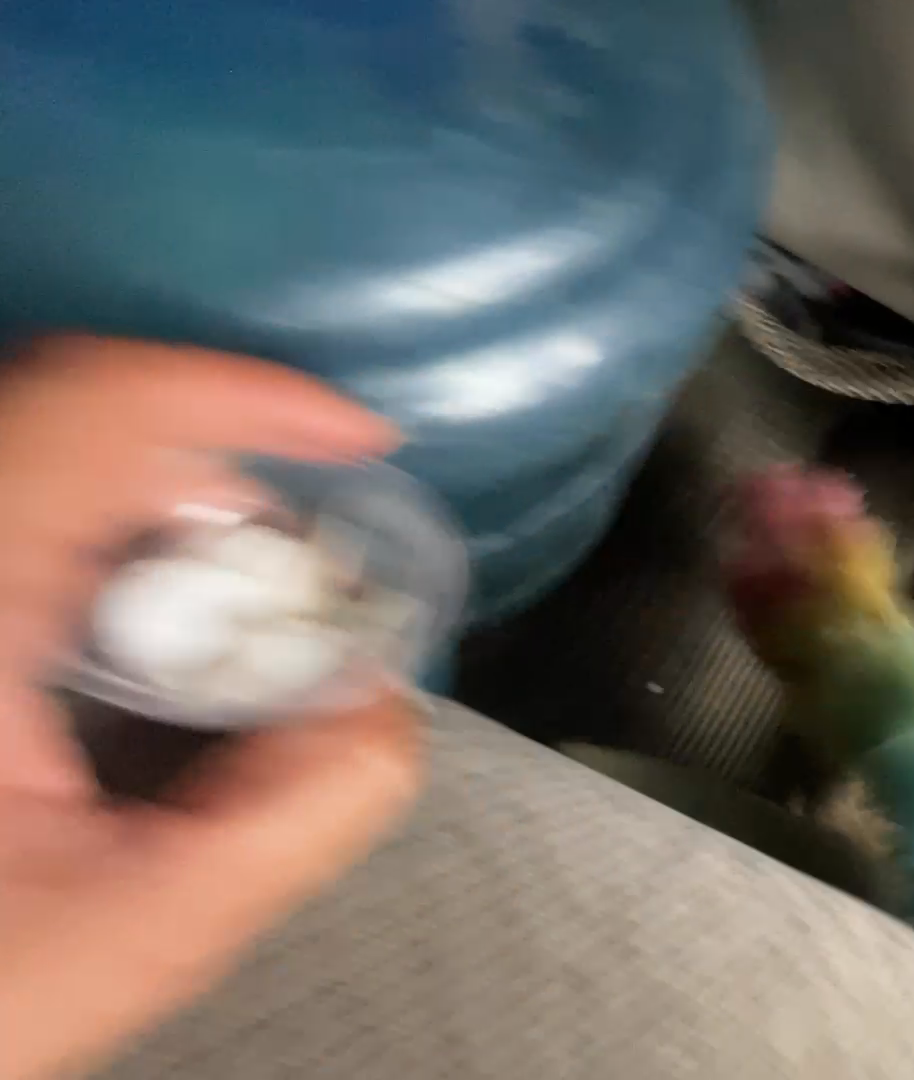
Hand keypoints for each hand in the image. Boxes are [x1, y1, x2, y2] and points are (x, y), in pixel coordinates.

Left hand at [0, 337, 419, 1079]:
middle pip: (91, 435)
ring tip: (248, 626)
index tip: (366, 443)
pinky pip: (43, 524)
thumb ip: (315, 803)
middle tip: (314, 585)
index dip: (250, 397)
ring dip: (190, 531)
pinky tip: (166, 648)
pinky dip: (135, 557)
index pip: (93, 415)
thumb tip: (379, 694)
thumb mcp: (149, 930)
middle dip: (240, 496)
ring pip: (62, 473)